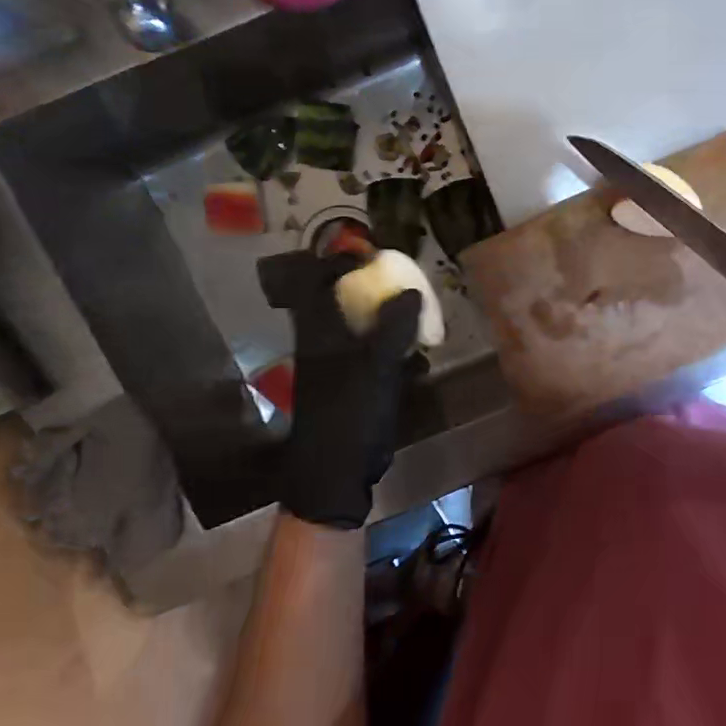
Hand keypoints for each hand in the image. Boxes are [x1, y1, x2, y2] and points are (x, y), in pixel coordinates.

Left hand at [259, 251, 423, 528]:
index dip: (337, 262)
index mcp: (318, 333)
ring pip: (351, 327)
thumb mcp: (376, 368)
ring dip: (376, 315)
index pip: (315, 282)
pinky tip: (408, 350)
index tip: (370, 256)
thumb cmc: (350, 413)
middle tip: (396, 282)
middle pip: (335, 301)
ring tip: (409, 312)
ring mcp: (332, 366)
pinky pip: (363, 353)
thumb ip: (393, 328)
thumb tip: (410, 290)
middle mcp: (320, 343)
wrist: (334, 469)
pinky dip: (382, 344)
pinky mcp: (345, 386)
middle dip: (364, 287)